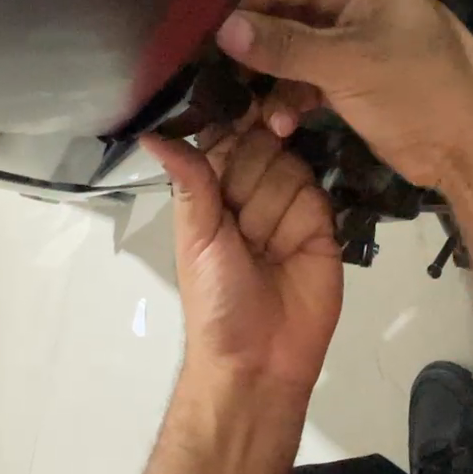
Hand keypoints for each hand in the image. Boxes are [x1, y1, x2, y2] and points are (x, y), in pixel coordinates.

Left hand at [141, 125, 342, 394]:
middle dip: (251, 176)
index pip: (228, 131)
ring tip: (263, 248)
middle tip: (240, 224)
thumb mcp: (196, 236)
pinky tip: (291, 247)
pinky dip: (300, 218)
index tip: (242, 114)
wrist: (260, 358)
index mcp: (216, 185)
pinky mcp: (323, 221)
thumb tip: (150, 133)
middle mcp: (254, 186)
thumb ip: (191, 179)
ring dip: (271, 208)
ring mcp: (291, 202)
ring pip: (291, 165)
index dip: (236, 122)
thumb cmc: (214, 297)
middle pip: (263, 141)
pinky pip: (317, 193)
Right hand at [214, 0, 472, 188]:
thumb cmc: (419, 87)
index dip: (236, 0)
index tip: (189, 26)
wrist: (471, 145)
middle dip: (246, 43)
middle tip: (201, 68)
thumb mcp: (350, 62)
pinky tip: (279, 122)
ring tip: (239, 105)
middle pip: (278, 11)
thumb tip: (221, 28)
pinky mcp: (345, 75)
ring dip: (265, 78)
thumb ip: (285, 45)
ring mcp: (345, 38)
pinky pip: (301, 77)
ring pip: (285, 49)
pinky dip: (288, 97)